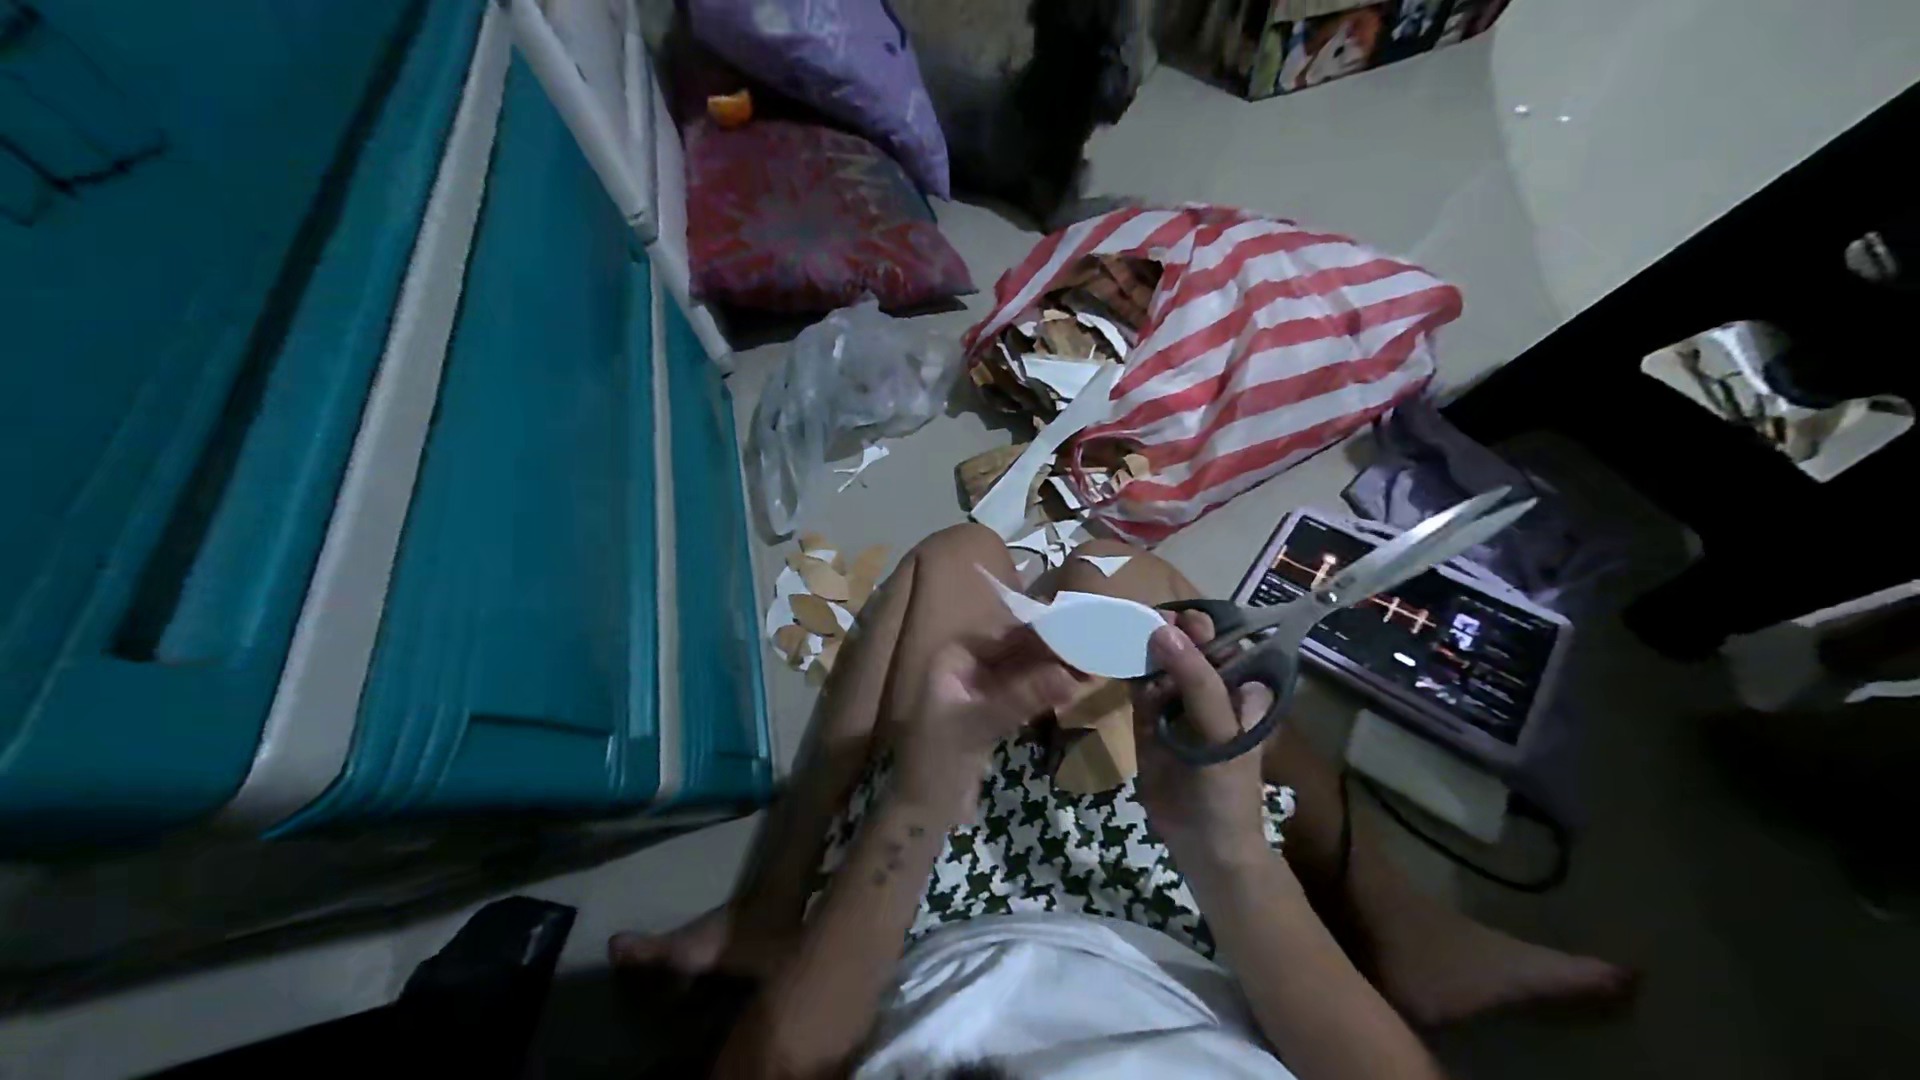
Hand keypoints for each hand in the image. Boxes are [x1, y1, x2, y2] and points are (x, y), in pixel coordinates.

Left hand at [892, 632, 1081, 816]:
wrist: (924, 811)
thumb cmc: (938, 761)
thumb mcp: (979, 724)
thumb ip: (1023, 697)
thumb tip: (1070, 676)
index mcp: (956, 656)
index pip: (1006, 635)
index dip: (1043, 634)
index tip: (1082, 635)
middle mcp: (969, 664)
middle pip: (1018, 651)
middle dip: (1053, 654)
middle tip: (1095, 655)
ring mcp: (982, 688)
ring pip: (1024, 672)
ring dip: (1053, 672)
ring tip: (1092, 671)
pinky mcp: (993, 712)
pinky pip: (1024, 693)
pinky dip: (1045, 692)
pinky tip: (1073, 690)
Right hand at [1132, 611, 1273, 866]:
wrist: (1201, 842)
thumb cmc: (1227, 786)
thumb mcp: (1221, 730)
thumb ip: (1197, 681)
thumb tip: (1163, 630)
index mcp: (1240, 689)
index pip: (1223, 643)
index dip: (1204, 626)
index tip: (1179, 614)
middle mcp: (1208, 689)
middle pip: (1186, 649)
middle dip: (1167, 631)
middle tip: (1145, 620)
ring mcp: (1176, 703)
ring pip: (1158, 664)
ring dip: (1143, 646)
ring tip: (1125, 629)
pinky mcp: (1148, 718)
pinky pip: (1138, 686)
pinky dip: (1127, 670)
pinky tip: (1116, 654)